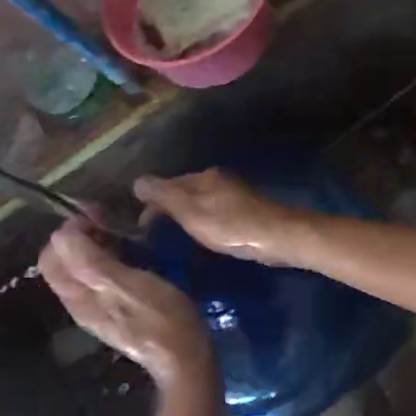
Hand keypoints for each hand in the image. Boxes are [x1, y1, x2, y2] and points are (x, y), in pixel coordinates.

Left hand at [38, 218, 211, 385]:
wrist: (185, 357)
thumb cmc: (161, 317)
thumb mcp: (128, 285)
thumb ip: (92, 261)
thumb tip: (62, 234)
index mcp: (79, 295)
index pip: (51, 256)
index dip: (68, 231)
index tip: (97, 215)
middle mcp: (82, 302)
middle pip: (65, 262)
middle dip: (80, 235)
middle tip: (110, 218)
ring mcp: (100, 308)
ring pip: (84, 268)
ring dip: (96, 245)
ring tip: (122, 231)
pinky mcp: (118, 309)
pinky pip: (102, 277)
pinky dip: (110, 258)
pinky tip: (133, 253)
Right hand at [133, 170, 311, 266]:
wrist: (279, 237)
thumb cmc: (231, 227)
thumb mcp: (191, 212)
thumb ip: (164, 196)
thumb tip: (136, 182)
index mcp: (203, 176)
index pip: (166, 183)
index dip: (150, 203)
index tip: (141, 228)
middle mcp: (218, 179)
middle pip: (183, 191)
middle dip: (166, 209)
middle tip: (153, 236)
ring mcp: (233, 194)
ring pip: (198, 202)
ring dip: (184, 216)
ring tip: (173, 238)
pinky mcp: (245, 210)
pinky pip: (213, 211)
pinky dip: (202, 222)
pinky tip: (201, 236)